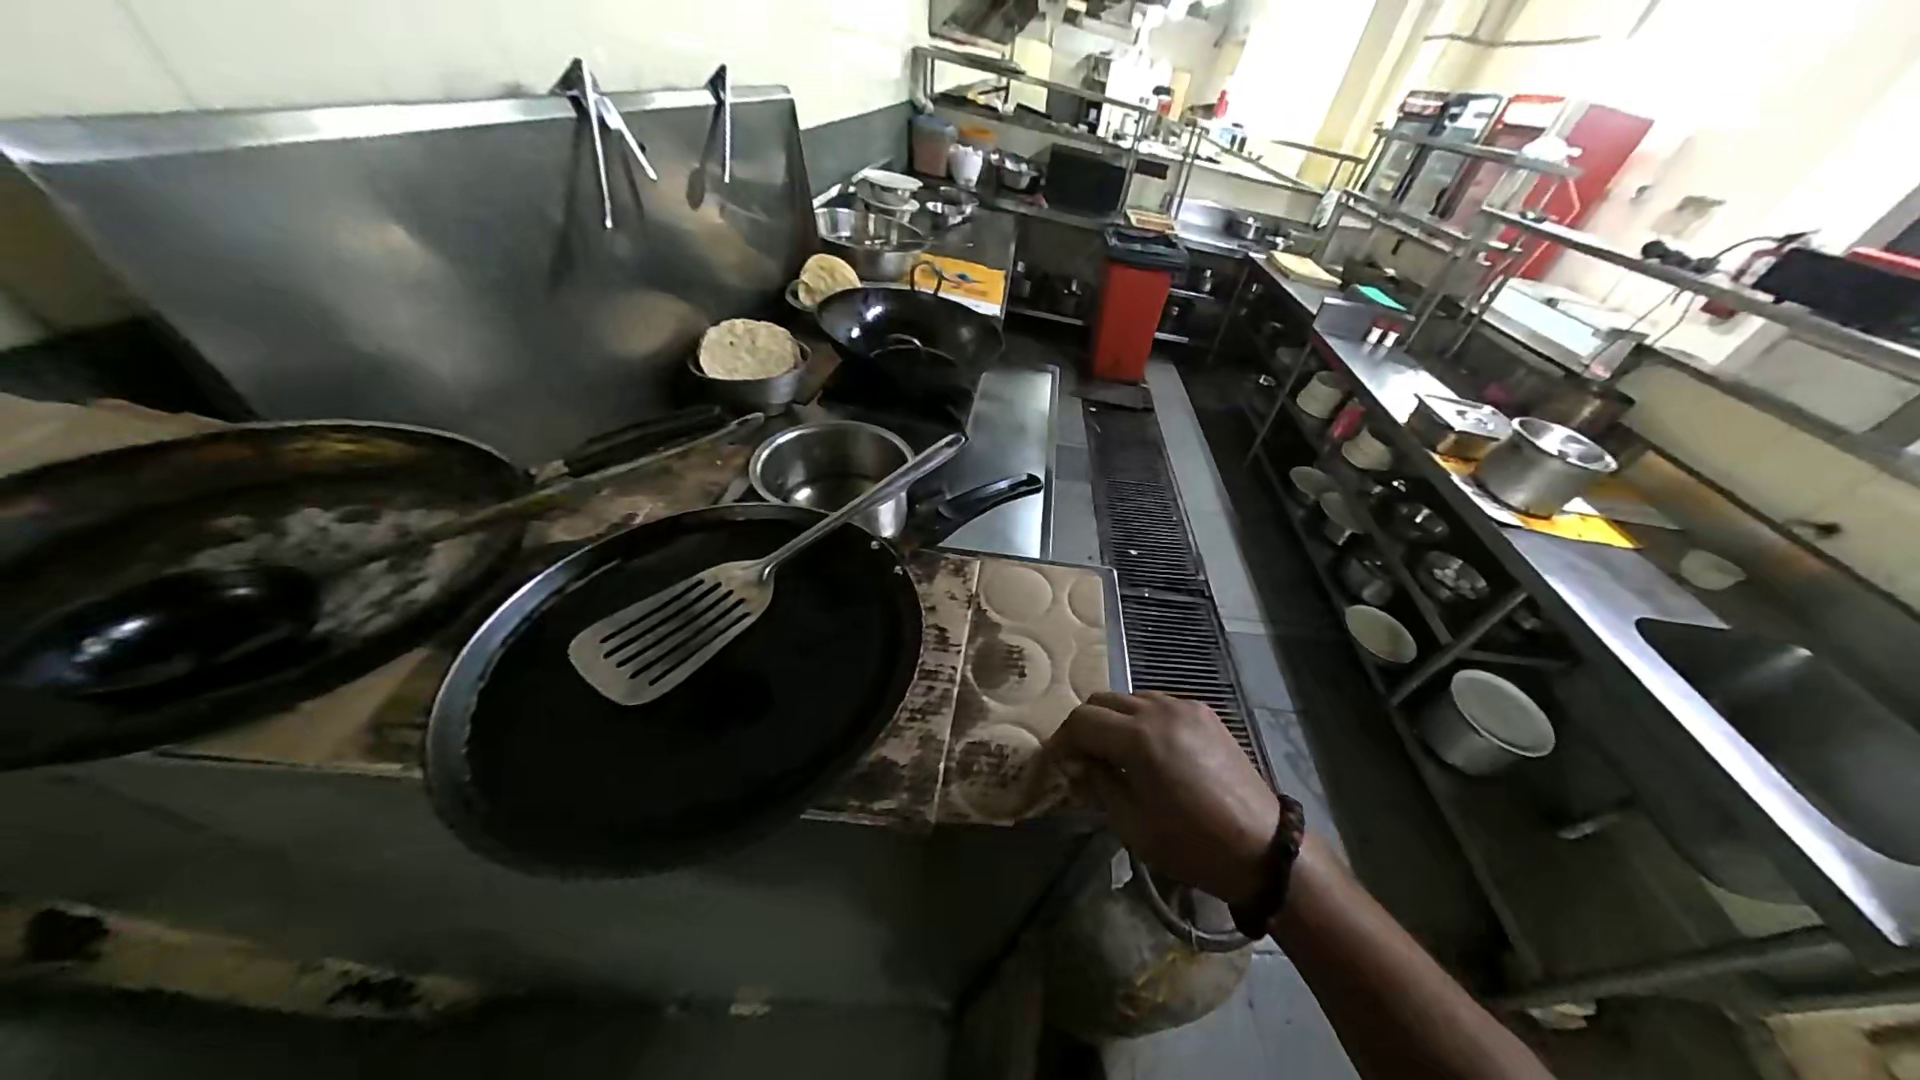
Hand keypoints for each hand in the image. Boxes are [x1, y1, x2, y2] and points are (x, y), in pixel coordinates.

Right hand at [1048, 690, 1281, 906]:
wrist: (1262, 847)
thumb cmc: (1191, 843)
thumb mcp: (1131, 823)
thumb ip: (1099, 783)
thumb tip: (1083, 762)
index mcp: (1138, 737)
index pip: (1082, 720)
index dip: (1063, 740)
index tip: (1058, 762)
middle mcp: (1159, 710)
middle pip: (1102, 700)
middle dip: (1084, 725)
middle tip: (1081, 756)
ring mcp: (1185, 707)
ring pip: (1130, 698)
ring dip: (1113, 720)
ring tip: (1113, 752)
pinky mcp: (1204, 713)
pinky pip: (1158, 704)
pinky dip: (1141, 719)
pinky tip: (1147, 748)